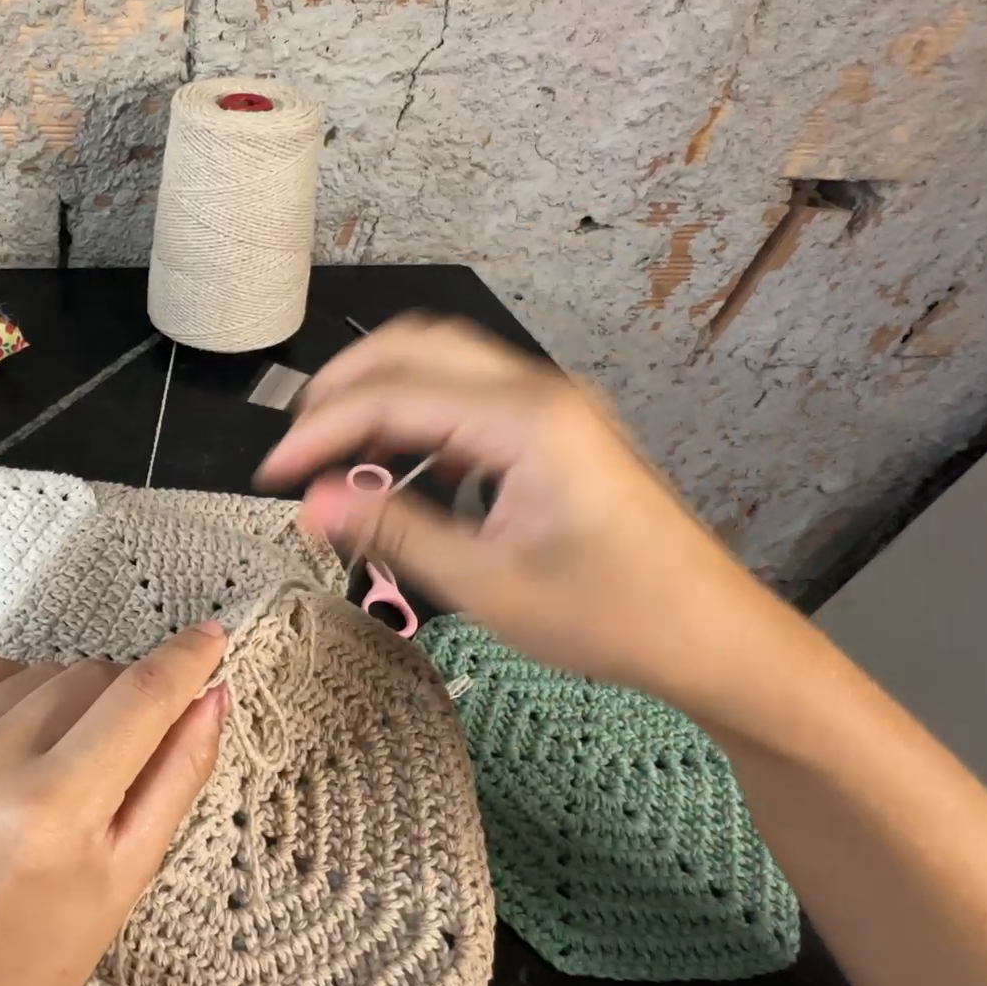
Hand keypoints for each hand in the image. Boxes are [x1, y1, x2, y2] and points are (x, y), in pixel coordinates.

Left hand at [0, 627, 229, 985]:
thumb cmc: (52, 936)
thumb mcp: (134, 864)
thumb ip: (182, 769)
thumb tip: (212, 691)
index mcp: (54, 809)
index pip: (139, 699)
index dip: (184, 659)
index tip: (212, 636)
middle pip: (92, 675)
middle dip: (122, 699)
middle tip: (115, 756)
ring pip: (43, 670)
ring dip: (69, 699)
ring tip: (60, 763)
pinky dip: (16, 691)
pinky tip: (19, 740)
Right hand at [256, 314, 795, 695]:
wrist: (715, 639)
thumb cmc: (611, 618)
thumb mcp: (486, 584)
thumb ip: (392, 530)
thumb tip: (312, 503)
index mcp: (525, 421)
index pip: (391, 397)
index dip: (319, 432)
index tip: (271, 474)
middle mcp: (537, 391)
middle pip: (414, 345)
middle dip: (342, 385)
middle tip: (298, 442)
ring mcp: (549, 403)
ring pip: (440, 360)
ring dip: (378, 392)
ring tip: (335, 448)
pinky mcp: (552, 426)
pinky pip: (466, 393)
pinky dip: (416, 414)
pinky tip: (403, 465)